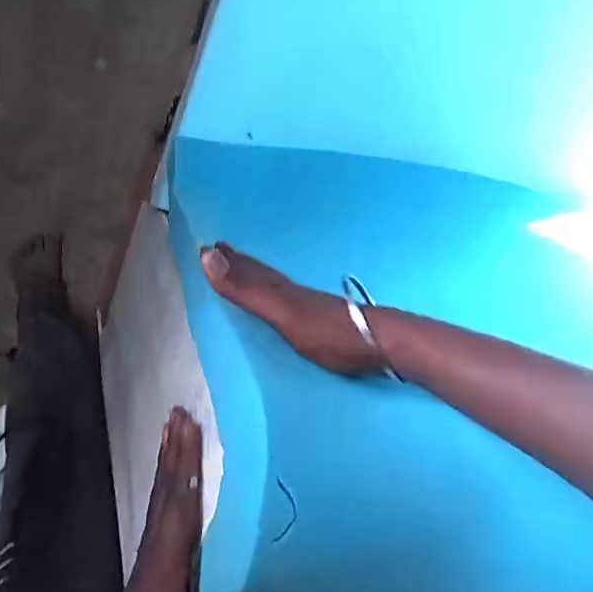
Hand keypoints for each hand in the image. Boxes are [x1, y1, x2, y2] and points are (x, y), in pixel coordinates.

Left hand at [67, 408, 275, 591]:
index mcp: (157, 584)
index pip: (174, 514)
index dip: (184, 469)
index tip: (189, 427)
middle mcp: (150, 572)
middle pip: (163, 503)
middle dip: (172, 457)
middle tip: (177, 414)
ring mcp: (149, 581)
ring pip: (161, 513)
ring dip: (170, 472)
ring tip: (175, 437)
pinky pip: (168, 530)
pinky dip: (175, 501)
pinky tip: (185, 498)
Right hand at [200, 243, 388, 376]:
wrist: (384, 343)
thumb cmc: (330, 332)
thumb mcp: (283, 313)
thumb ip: (247, 290)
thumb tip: (209, 256)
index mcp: (282, 291)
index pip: (249, 272)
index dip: (228, 262)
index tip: (207, 248)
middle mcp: (295, 294)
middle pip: (262, 274)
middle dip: (240, 263)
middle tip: (221, 249)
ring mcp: (312, 307)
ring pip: (276, 285)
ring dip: (256, 276)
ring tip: (245, 269)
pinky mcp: (325, 323)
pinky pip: (290, 300)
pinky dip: (277, 294)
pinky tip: (286, 301)